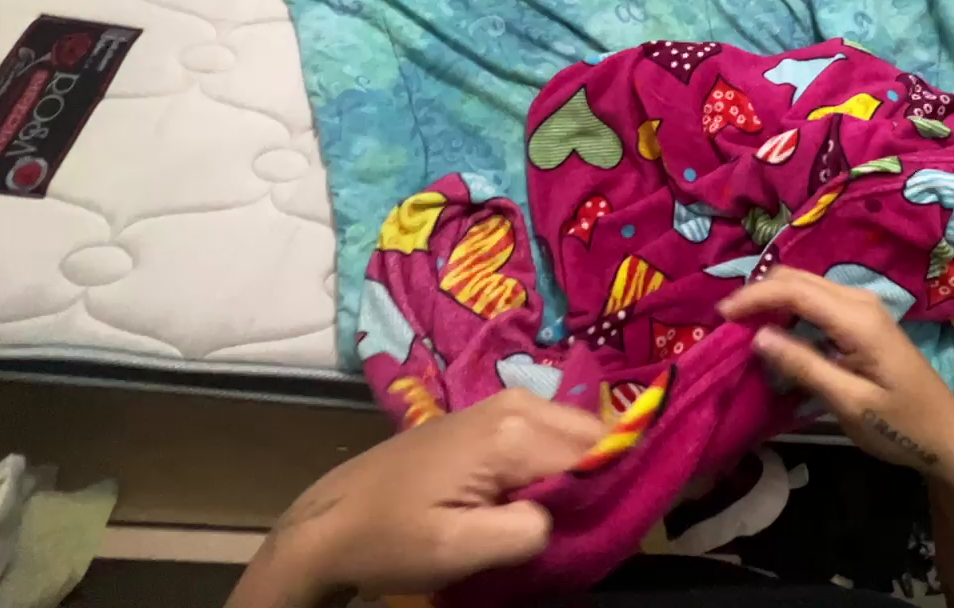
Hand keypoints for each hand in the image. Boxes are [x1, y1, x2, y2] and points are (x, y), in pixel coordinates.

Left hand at [228, 389, 603, 606]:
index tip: (617, 531)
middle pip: (594, 435)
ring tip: (568, 520)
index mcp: (515, 432)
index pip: (599, 452)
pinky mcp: (500, 413)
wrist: (336, 514)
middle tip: (592, 530)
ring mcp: (510, 401)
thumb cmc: (392, 538)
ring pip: (577, 433)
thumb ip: (523, 532)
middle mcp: (521, 402)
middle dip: (604, 478)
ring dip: (584, 473)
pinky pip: (554, 433)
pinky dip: (563, 464)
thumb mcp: (454, 552)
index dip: (615, 489)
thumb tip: (568, 514)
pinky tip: (544, 499)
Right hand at [718, 266, 953, 486]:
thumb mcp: (848, 402)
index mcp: (857, 318)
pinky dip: (789, 308)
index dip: (755, 297)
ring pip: (805, 285)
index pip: (794, 291)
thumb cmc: (901, 426)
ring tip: (744, 327)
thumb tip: (757, 336)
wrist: (948, 438)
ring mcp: (862, 306)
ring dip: (773, 299)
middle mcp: (859, 300)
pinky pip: (816, 300)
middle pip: (797, 278)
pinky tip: (775, 330)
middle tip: (727, 323)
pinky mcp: (862, 318)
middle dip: (759, 294)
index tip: (721, 316)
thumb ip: (803, 365)